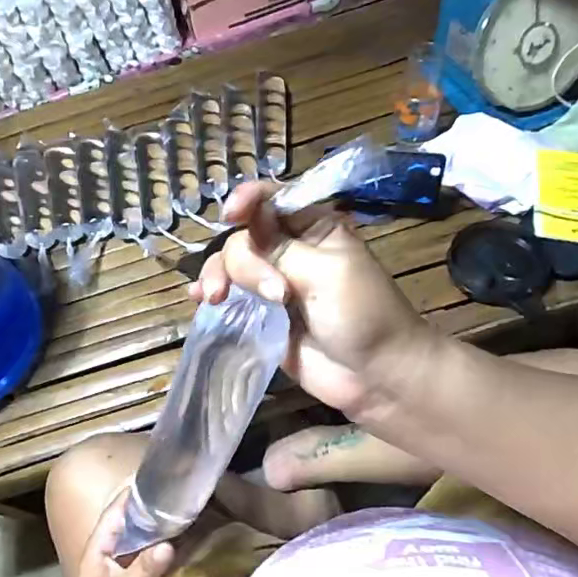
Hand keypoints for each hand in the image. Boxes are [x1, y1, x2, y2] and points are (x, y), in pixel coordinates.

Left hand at [57, 492, 174, 576]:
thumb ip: (145, 568)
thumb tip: (170, 543)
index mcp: (98, 547)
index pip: (115, 510)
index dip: (131, 492)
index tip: (154, 475)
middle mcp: (105, 553)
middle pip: (126, 522)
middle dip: (145, 507)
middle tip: (172, 493)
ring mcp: (114, 570)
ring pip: (134, 541)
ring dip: (151, 529)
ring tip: (176, 513)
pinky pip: (141, 559)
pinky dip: (154, 551)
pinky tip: (170, 548)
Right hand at [192, 181, 433, 418]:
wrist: (377, 376)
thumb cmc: (365, 315)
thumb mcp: (326, 272)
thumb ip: (279, 249)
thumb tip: (242, 226)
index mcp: (313, 227)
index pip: (270, 200)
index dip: (246, 200)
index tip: (230, 214)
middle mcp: (289, 248)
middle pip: (244, 237)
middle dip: (244, 263)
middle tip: (273, 296)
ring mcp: (273, 283)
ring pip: (229, 265)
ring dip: (218, 275)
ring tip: (216, 298)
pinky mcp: (262, 314)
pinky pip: (229, 296)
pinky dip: (211, 292)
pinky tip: (200, 299)